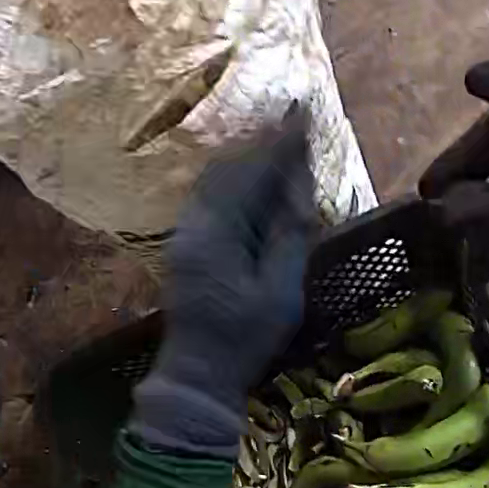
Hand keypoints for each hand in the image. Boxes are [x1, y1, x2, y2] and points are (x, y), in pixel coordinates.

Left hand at [132, 110, 315, 455]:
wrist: (198, 373)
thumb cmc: (244, 339)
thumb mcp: (279, 295)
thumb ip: (289, 240)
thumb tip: (301, 194)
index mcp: (217, 234)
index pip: (252, 174)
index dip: (280, 144)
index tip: (302, 114)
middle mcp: (194, 224)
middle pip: (228, 167)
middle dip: (262, 141)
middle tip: (292, 119)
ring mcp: (185, 233)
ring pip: (215, 179)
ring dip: (246, 157)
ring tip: (276, 139)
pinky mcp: (187, 245)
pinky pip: (210, 197)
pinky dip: (234, 179)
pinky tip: (252, 177)